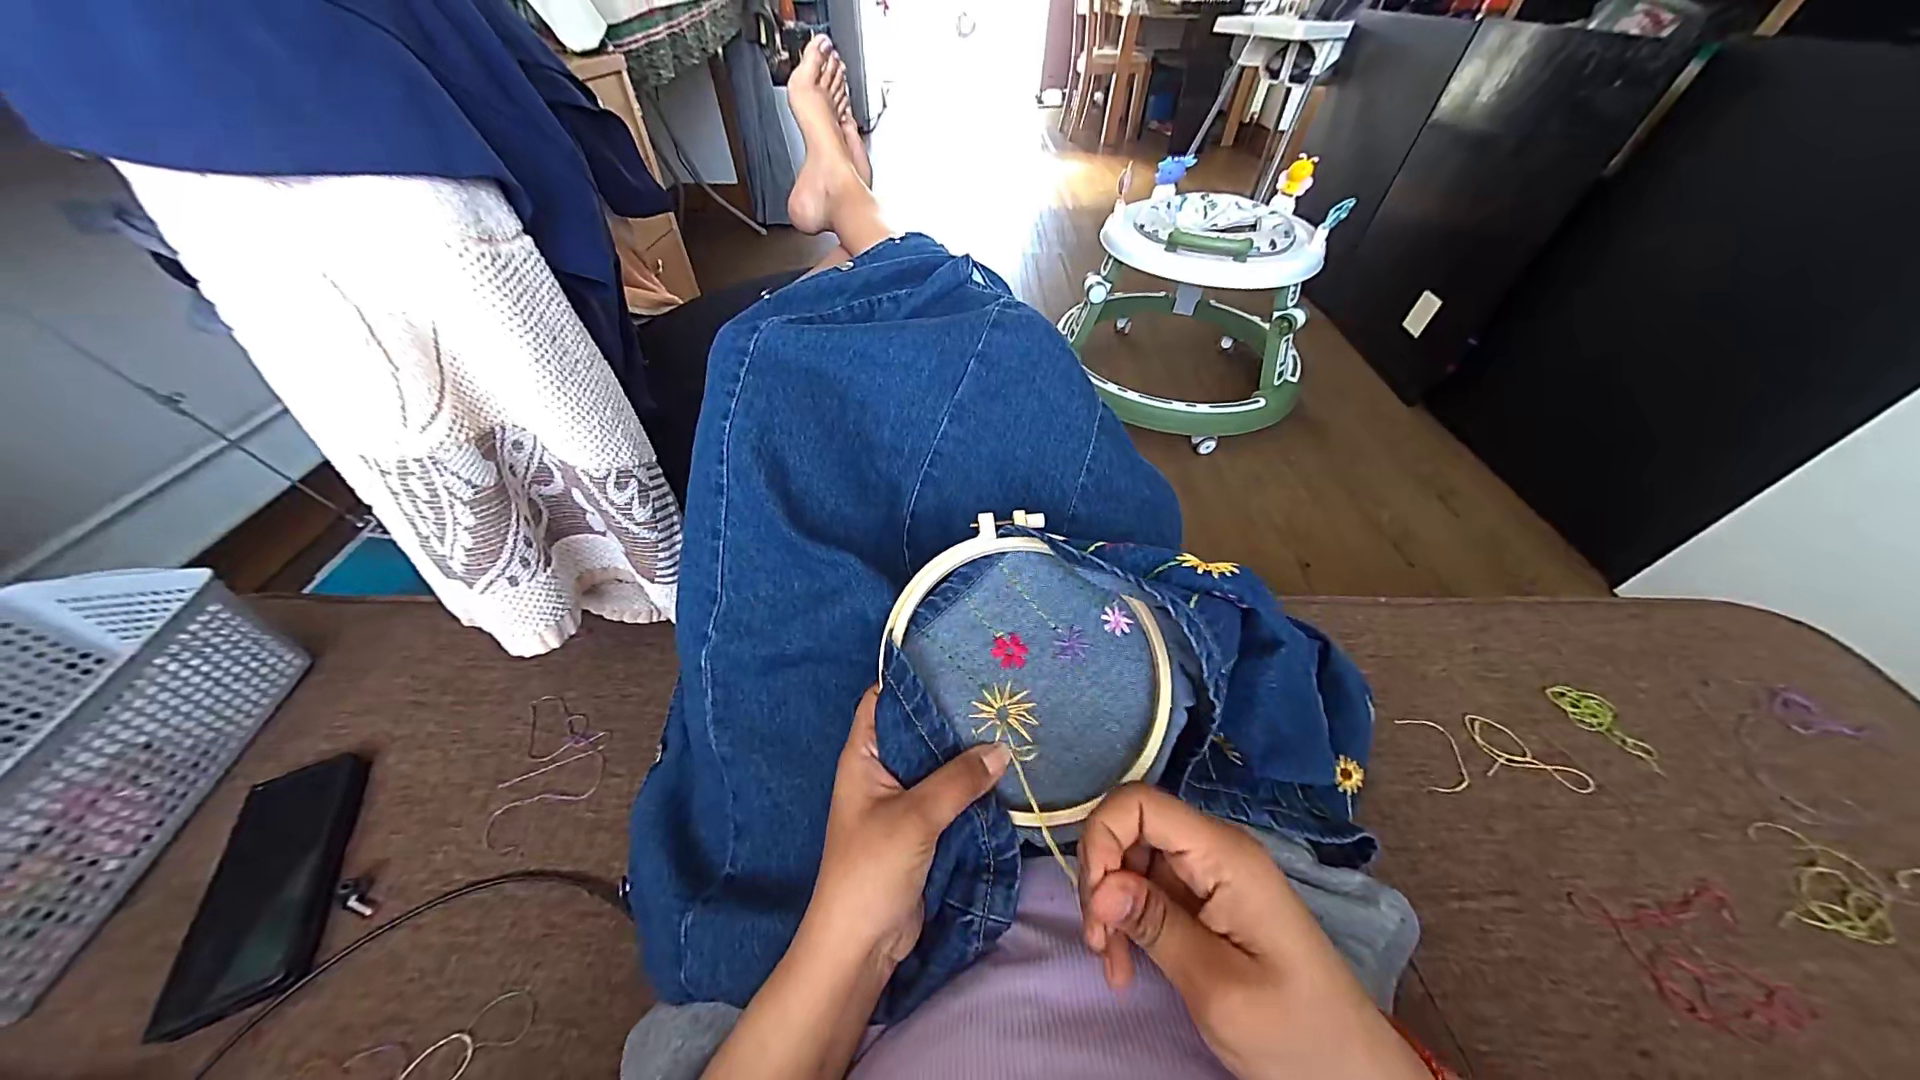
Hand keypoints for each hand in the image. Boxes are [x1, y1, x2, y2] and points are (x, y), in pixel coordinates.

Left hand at [805, 684, 1011, 971]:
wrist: (862, 944)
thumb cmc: (872, 868)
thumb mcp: (915, 817)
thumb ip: (958, 780)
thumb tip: (1001, 749)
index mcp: (863, 755)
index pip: (883, 701)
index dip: (912, 681)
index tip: (953, 666)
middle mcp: (881, 769)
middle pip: (917, 730)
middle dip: (951, 716)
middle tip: (993, 696)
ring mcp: (901, 798)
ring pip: (936, 762)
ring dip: (965, 752)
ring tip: (1006, 725)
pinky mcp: (921, 824)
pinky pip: (947, 792)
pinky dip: (969, 782)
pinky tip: (1000, 769)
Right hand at [1079, 784, 1427, 1079]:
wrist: (1351, 1074)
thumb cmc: (1295, 1032)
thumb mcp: (1218, 987)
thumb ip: (1155, 926)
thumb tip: (1099, 886)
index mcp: (1224, 854)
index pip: (1139, 802)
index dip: (1103, 836)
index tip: (1097, 901)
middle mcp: (1212, 849)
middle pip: (1130, 829)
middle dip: (1101, 878)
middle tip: (1099, 942)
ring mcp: (1207, 873)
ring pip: (1131, 861)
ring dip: (1109, 906)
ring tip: (1112, 962)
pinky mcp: (1202, 899)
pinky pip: (1146, 889)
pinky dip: (1126, 921)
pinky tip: (1125, 963)